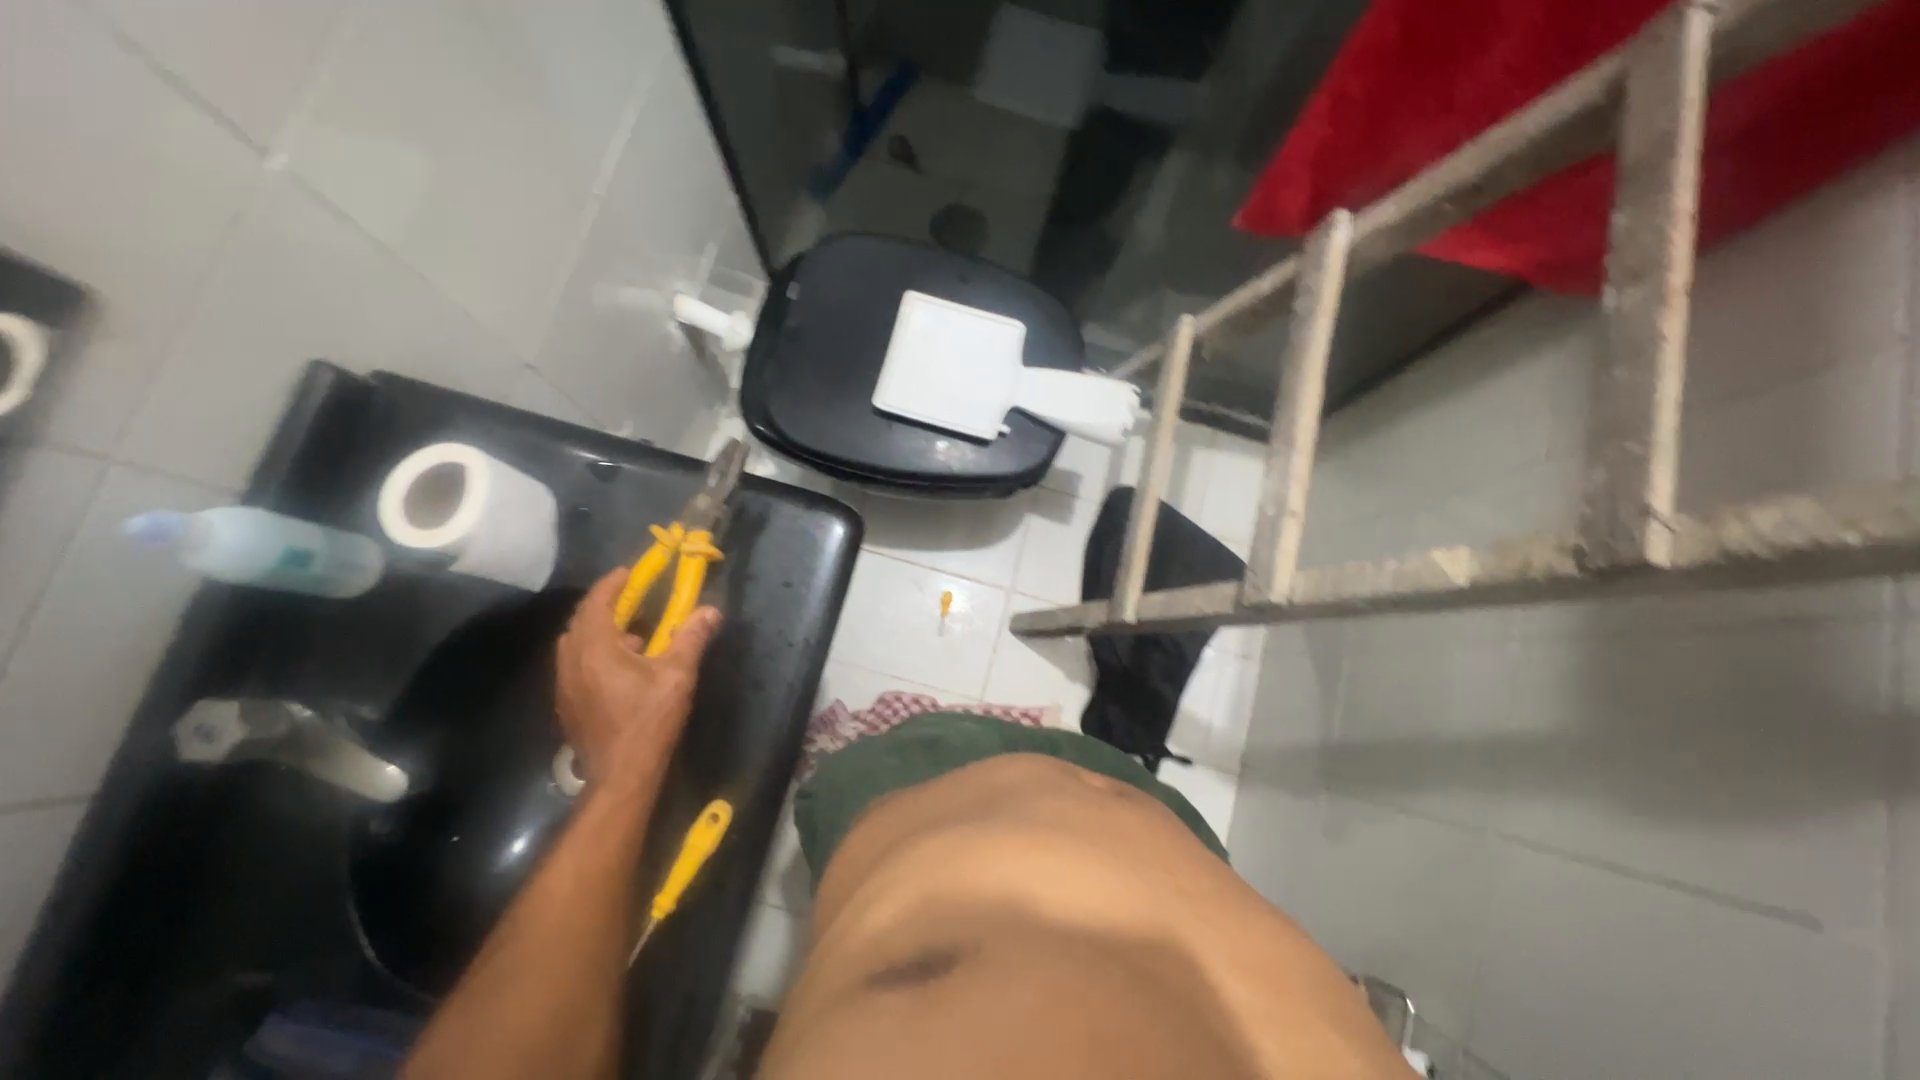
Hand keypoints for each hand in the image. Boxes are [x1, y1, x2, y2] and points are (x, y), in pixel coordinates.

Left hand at [555, 566, 721, 789]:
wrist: (621, 774)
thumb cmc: (649, 720)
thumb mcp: (677, 676)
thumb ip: (691, 638)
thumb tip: (710, 611)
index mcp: (595, 648)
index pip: (596, 603)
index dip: (612, 584)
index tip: (629, 573)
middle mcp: (571, 661)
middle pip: (581, 622)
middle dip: (604, 607)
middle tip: (632, 601)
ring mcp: (564, 685)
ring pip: (575, 645)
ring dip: (599, 633)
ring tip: (631, 637)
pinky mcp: (567, 705)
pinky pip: (576, 667)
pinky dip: (594, 656)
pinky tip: (620, 671)